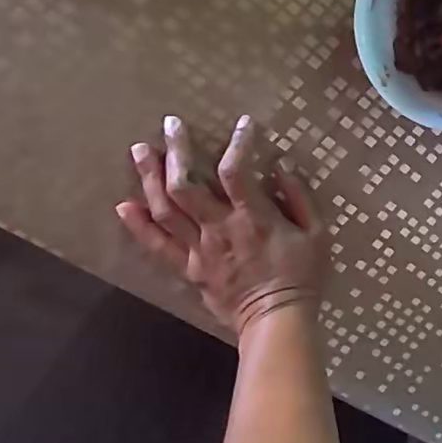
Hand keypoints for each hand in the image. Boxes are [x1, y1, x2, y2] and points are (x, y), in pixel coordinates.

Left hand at [115, 114, 327, 336]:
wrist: (278, 320)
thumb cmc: (302, 274)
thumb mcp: (317, 232)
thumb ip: (300, 196)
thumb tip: (281, 164)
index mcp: (253, 217)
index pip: (237, 170)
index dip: (239, 142)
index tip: (244, 123)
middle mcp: (219, 228)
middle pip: (186, 185)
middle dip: (177, 151)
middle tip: (170, 125)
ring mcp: (199, 250)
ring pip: (165, 209)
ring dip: (150, 178)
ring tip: (140, 150)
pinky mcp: (188, 269)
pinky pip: (158, 246)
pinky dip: (138, 225)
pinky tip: (124, 205)